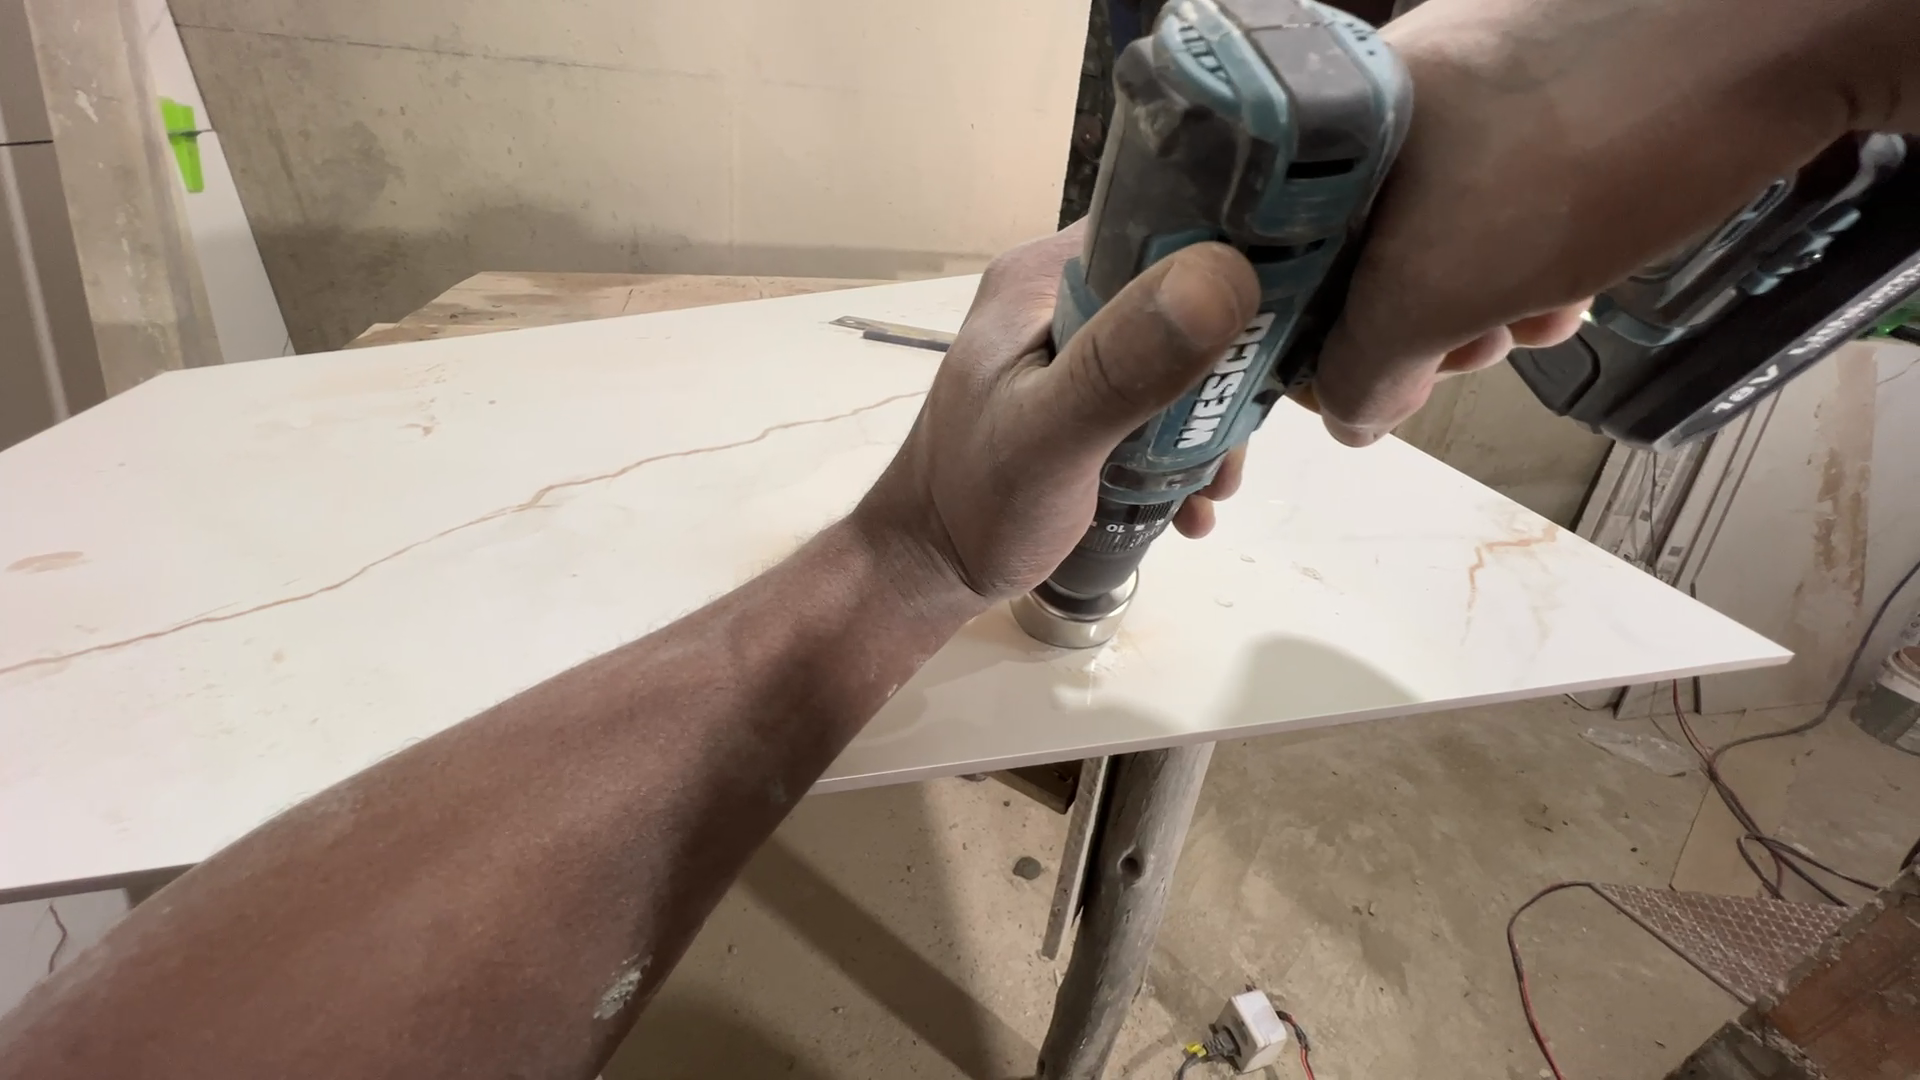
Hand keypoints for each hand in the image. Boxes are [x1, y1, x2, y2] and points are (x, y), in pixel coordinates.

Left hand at [857, 224, 1258, 599]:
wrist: (931, 569)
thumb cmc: (975, 507)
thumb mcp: (1049, 438)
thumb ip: (1123, 365)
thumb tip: (1228, 275)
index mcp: (1043, 278)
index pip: (1162, 221)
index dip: (1238, 255)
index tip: (1286, 321)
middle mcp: (1059, 301)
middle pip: (1184, 298)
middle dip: (1229, 368)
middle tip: (1239, 437)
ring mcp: (1070, 355)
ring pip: (1178, 358)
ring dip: (1209, 422)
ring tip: (1216, 486)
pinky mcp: (1081, 402)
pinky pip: (1156, 403)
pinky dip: (1182, 450)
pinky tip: (1191, 504)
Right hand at [1309, 0, 1886, 446]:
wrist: (1800, 9)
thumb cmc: (1575, 156)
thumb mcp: (1436, 296)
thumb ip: (1365, 376)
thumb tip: (1347, 424)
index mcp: (1315, 133)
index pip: (1270, 269)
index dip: (1303, 342)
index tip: (1357, 383)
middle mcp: (1370, 98)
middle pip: (1350, 256)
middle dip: (1409, 329)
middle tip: (1458, 360)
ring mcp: (1456, 81)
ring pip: (1427, 230)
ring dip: (1472, 303)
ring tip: (1528, 324)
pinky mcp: (1535, 78)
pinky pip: (1492, 190)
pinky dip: (1520, 252)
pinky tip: (1569, 280)